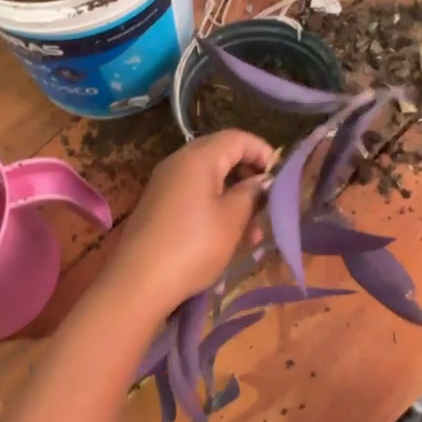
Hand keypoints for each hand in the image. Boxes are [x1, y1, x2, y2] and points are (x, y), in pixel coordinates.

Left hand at [104, 130, 274, 310]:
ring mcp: (166, 184)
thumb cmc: (193, 246)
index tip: (282, 178)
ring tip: (253, 235)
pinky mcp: (159, 205)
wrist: (138, 282)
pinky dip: (216, 208)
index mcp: (198, 157)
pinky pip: (195, 195)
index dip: (263, 152)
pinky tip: (229, 237)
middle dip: (250, 178)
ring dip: (235, 199)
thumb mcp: (232, 219)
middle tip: (269, 206)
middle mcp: (178, 162)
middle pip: (223, 156)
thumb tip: (262, 182)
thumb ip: (252, 193)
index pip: (238, 138)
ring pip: (210, 179)